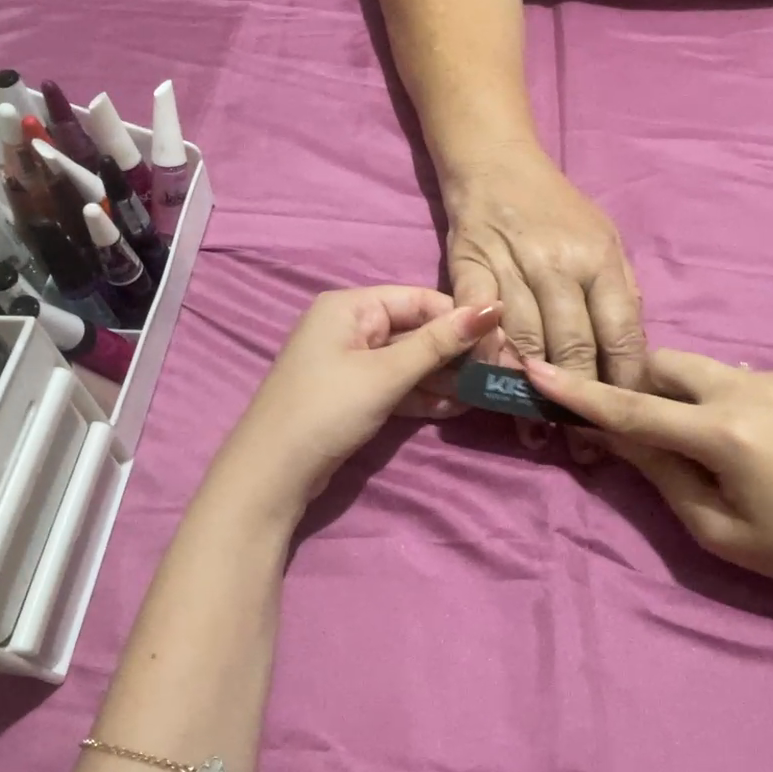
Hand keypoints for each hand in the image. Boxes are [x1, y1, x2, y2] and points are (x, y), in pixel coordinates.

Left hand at [209, 286, 501, 510]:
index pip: (419, 299)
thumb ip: (438, 343)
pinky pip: (396, 384)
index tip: (500, 340)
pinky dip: (422, 394)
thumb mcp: (386, 373)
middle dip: (453, 351)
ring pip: (408, 361)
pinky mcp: (352, 393)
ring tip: (482, 393)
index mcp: (350, 306)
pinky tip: (455, 407)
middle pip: (414, 329)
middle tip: (495, 372)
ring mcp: (349, 361)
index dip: (459, 317)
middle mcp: (349, 326)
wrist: (273, 472)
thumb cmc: (327, 409)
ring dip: (442, 377)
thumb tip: (491, 307)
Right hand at [445, 145, 645, 455]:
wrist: (494, 166)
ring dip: (532, 396)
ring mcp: (511, 268)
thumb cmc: (556, 207)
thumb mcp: (605, 237)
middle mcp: (560, 265)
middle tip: (585, 448)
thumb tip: (632, 352)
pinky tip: (492, 396)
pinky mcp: (468, 270)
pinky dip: (485, 365)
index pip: (620, 334)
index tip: (628, 425)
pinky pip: (478, 328)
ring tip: (539, 434)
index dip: (624, 385)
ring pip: (526, 345)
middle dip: (582, 403)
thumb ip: (621, 290)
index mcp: (600, 259)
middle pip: (574, 347)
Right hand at [526, 352, 772, 613]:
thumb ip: (660, 473)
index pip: (633, 408)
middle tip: (654, 427)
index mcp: (727, 435)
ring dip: (702, 398)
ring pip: (718, 370)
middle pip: (671, 364)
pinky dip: (749, 402)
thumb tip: (614, 433)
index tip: (537, 369)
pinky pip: (763, 377)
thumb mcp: (715, 530)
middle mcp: (758, 388)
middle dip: (646, 385)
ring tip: (737, 449)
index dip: (579, 392)